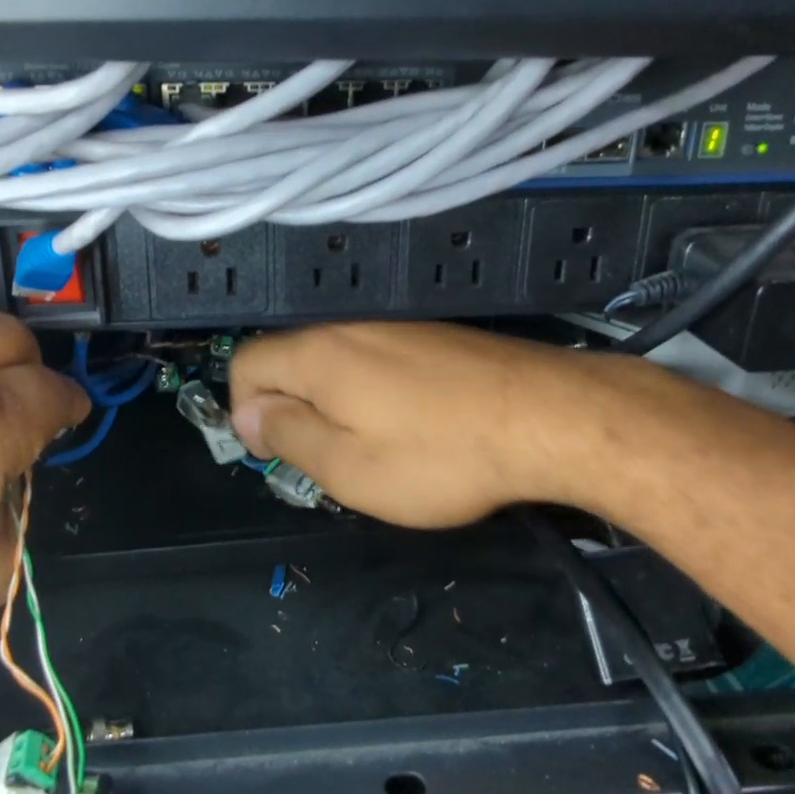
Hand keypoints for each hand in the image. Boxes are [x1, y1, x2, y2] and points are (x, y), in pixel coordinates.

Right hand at [230, 322, 632, 527]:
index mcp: (317, 353)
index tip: (279, 453)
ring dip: (337, 404)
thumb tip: (249, 413)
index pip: (244, 363)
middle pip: (290, 360)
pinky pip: (378, 360)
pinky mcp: (434, 336)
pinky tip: (417, 427)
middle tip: (332, 460)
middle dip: (293, 409)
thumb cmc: (439, 455)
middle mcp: (350, 326)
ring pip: (337, 363)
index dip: (245, 413)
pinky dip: (377, 393)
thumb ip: (289, 436)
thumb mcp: (349, 467)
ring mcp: (397, 326)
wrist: (550, 418)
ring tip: (379, 449)